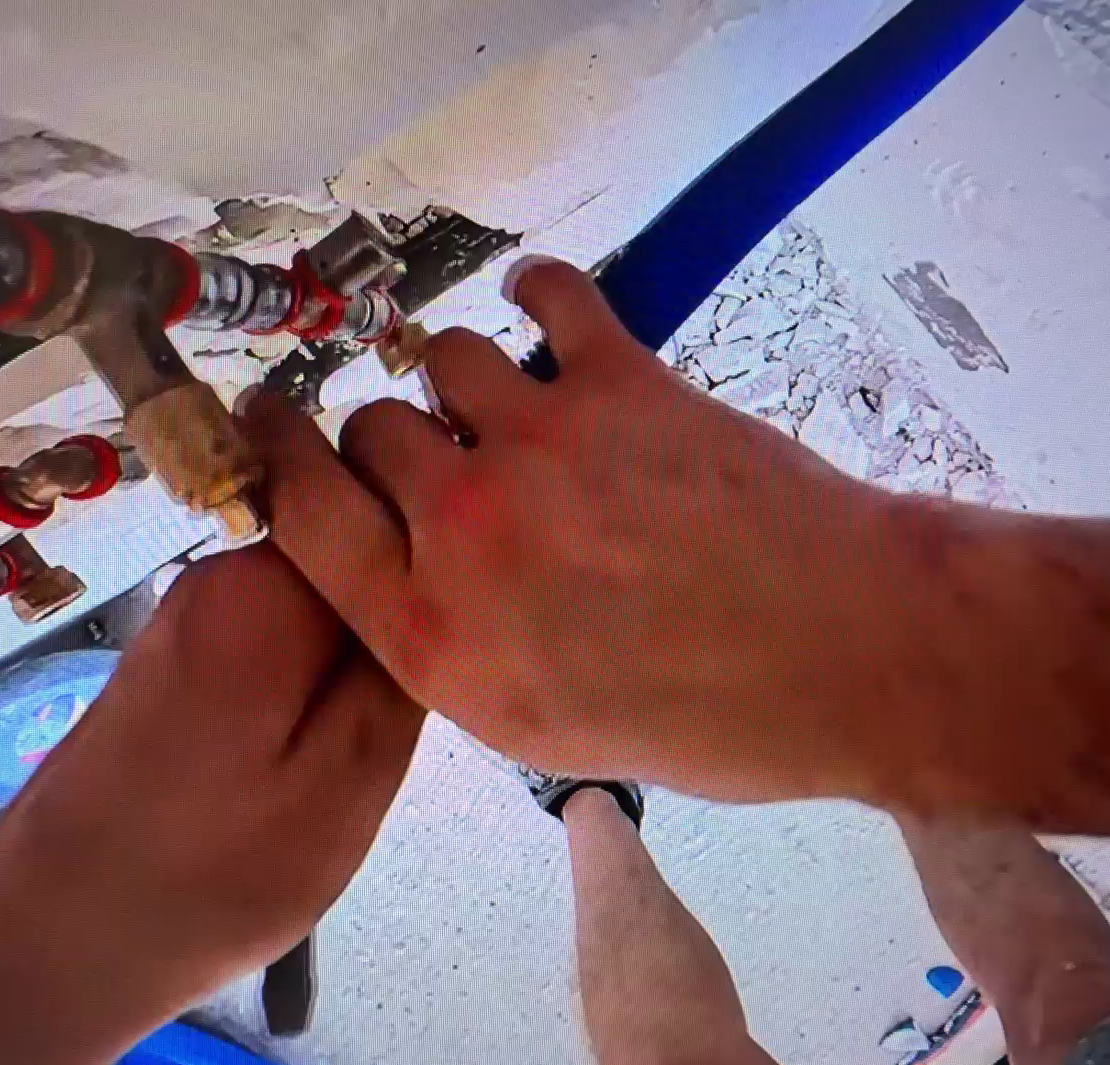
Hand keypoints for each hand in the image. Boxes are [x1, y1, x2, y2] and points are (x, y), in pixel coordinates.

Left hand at [0, 543, 422, 1064]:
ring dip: (352, 655)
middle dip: (392, 619)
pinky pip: (283, 631)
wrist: (48, 944)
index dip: (429, 574)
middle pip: (353, 557)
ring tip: (352, 735)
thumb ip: (399, 673)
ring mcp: (196, 608)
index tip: (448, 643)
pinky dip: (310, 674)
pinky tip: (303, 742)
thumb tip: (429, 594)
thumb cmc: (207, 875)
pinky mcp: (183, 647)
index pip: (384, 525)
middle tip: (400, 708)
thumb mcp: (344, 784)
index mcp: (264, 588)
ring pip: (322, 599)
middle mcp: (221, 574)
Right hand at [242, 259, 908, 802]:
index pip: (305, 517)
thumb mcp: (538, 724)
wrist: (841, 658)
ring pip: (445, 358)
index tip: (269, 426)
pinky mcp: (616, 383)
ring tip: (510, 403)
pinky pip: (547, 298)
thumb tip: (414, 567)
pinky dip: (539, 295)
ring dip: (465, 378)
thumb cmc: (698, 717)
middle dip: (396, 440)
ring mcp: (537, 445)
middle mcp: (464, 532)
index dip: (277, 460)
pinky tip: (542, 309)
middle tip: (445, 457)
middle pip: (371, 431)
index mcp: (435, 634)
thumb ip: (449, 641)